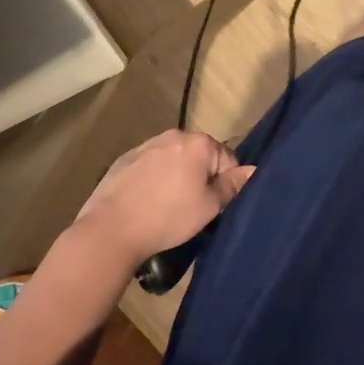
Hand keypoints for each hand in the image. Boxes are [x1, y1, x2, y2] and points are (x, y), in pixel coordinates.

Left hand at [72, 129, 254, 263]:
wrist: (110, 229)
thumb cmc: (167, 217)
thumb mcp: (208, 207)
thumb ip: (232, 185)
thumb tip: (253, 170)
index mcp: (199, 143)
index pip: (226, 159)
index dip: (224, 184)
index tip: (212, 206)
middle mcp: (174, 135)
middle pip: (199, 156)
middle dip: (199, 177)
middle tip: (191, 207)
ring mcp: (146, 145)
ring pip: (174, 159)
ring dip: (176, 176)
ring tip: (166, 206)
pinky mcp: (124, 158)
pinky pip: (150, 165)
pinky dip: (153, 179)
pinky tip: (145, 202)